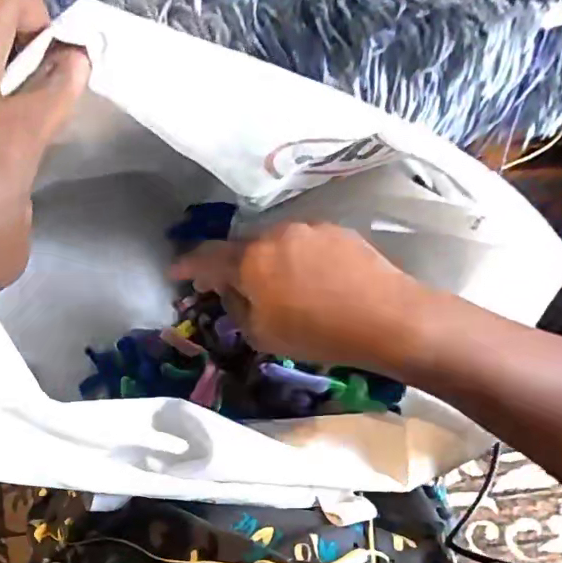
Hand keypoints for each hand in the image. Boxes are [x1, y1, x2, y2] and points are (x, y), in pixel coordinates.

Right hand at [169, 222, 449, 374]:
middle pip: (240, 247)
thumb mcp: (261, 334)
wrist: (387, 317)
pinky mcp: (337, 231)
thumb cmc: (316, 333)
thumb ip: (237, 308)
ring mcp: (309, 228)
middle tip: (223, 285)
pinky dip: (293, 259)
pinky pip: (302, 243)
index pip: (206, 257)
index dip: (186, 265)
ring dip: (263, 262)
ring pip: (273, 243)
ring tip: (271, 286)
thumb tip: (232, 292)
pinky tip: (306, 281)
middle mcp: (275, 234)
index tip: (175, 271)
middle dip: (228, 265)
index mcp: (250, 260)